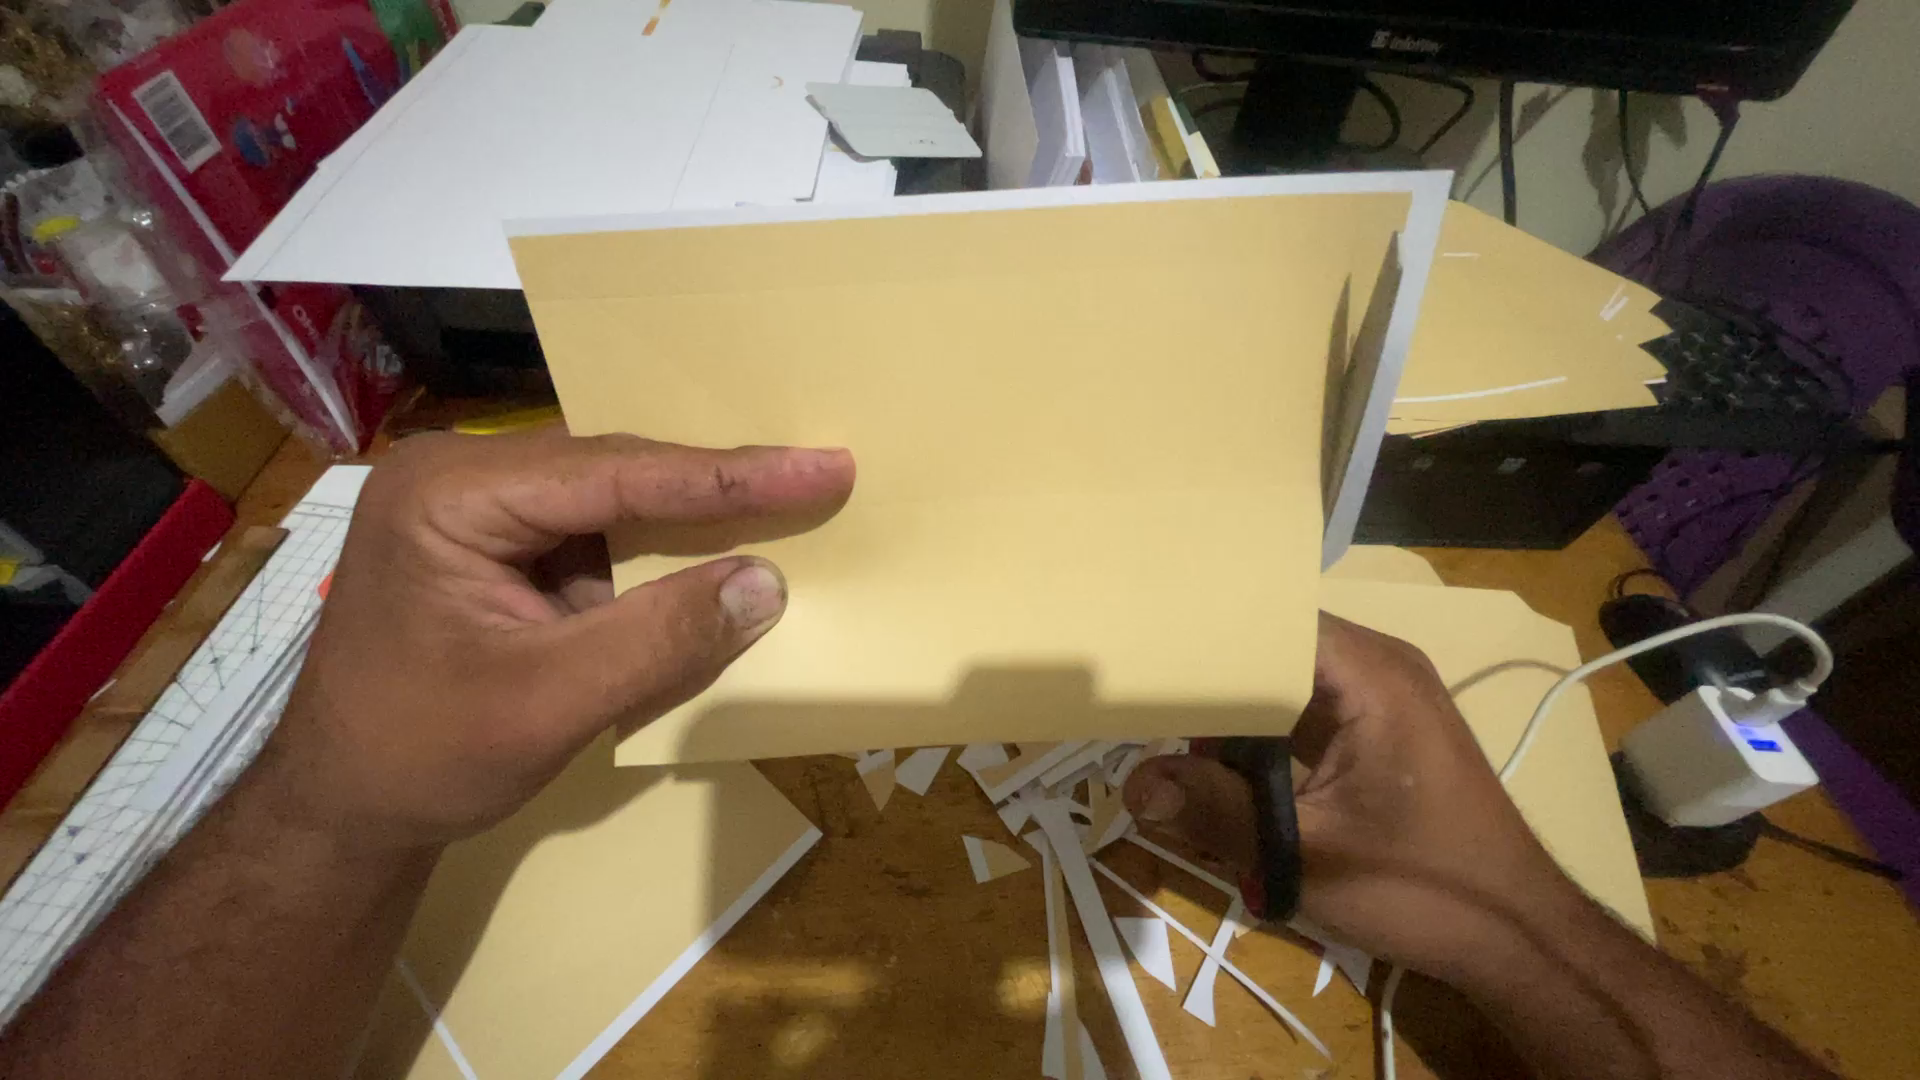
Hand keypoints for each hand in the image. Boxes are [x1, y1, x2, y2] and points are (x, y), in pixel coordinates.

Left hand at [250, 428, 854, 849]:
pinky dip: (671, 545)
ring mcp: (491, 506)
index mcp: (454, 494)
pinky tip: (721, 545)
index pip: (620, 473)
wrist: (341, 810)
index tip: (823, 466)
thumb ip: (661, 638)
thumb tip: (769, 581)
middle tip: (819, 474)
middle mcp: (471, 476)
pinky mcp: (515, 542)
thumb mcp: (548, 704)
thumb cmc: (422, 758)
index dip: (733, 476)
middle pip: (625, 468)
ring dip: (703, 510)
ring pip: (624, 494)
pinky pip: (611, 529)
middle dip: (723, 483)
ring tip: (789, 497)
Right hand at [1122, 613, 1585, 980]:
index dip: (1208, 631)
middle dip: (1211, 675)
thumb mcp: (1308, 855)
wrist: (1523, 942)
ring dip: (1232, 709)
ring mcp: (1376, 698)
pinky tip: (1217, 756)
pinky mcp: (1372, 730)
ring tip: (1165, 720)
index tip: (1149, 647)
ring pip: (1281, 679)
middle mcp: (1375, 667)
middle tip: (1142, 691)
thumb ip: (1217, 813)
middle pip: (1270, 646)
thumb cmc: (1427, 889)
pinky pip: (1298, 709)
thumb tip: (1134, 785)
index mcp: (1370, 673)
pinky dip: (1259, 731)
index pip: (1270, 619)